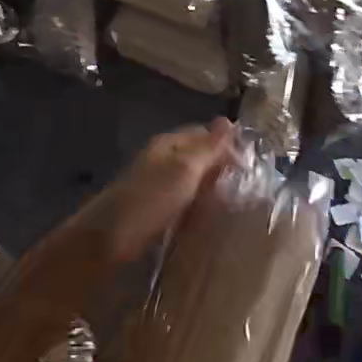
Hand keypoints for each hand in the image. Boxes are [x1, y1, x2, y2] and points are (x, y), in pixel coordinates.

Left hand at [76, 117, 238, 263]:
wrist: (108, 240)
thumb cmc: (148, 200)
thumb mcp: (183, 169)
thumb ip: (207, 147)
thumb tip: (229, 120)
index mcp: (169, 144)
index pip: (205, 134)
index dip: (229, 144)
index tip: (253, 165)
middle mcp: (163, 160)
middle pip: (199, 157)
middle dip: (223, 168)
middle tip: (250, 187)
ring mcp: (157, 186)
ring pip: (193, 181)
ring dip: (212, 189)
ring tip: (236, 204)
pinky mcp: (155, 210)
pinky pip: (185, 202)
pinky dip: (200, 207)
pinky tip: (211, 218)